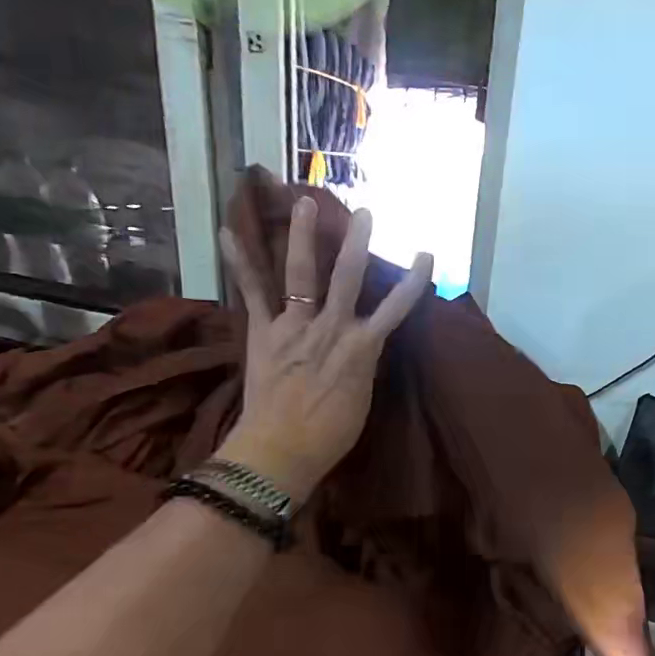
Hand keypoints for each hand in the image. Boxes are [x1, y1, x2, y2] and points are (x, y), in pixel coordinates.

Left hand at [215, 197, 432, 502]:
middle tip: (364, 213)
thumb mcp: (362, 397)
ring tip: (303, 202)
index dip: (414, 280)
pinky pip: (252, 292)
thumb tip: (366, 342)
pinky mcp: (262, 332)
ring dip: (302, 236)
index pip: (396, 308)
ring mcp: (294, 326)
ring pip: (301, 273)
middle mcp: (331, 327)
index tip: (427, 254)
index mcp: (361, 347)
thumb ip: (364, 361)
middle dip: (357, 243)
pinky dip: (240, 261)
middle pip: (347, 277)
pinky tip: (227, 230)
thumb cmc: (331, 434)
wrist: (280, 453)